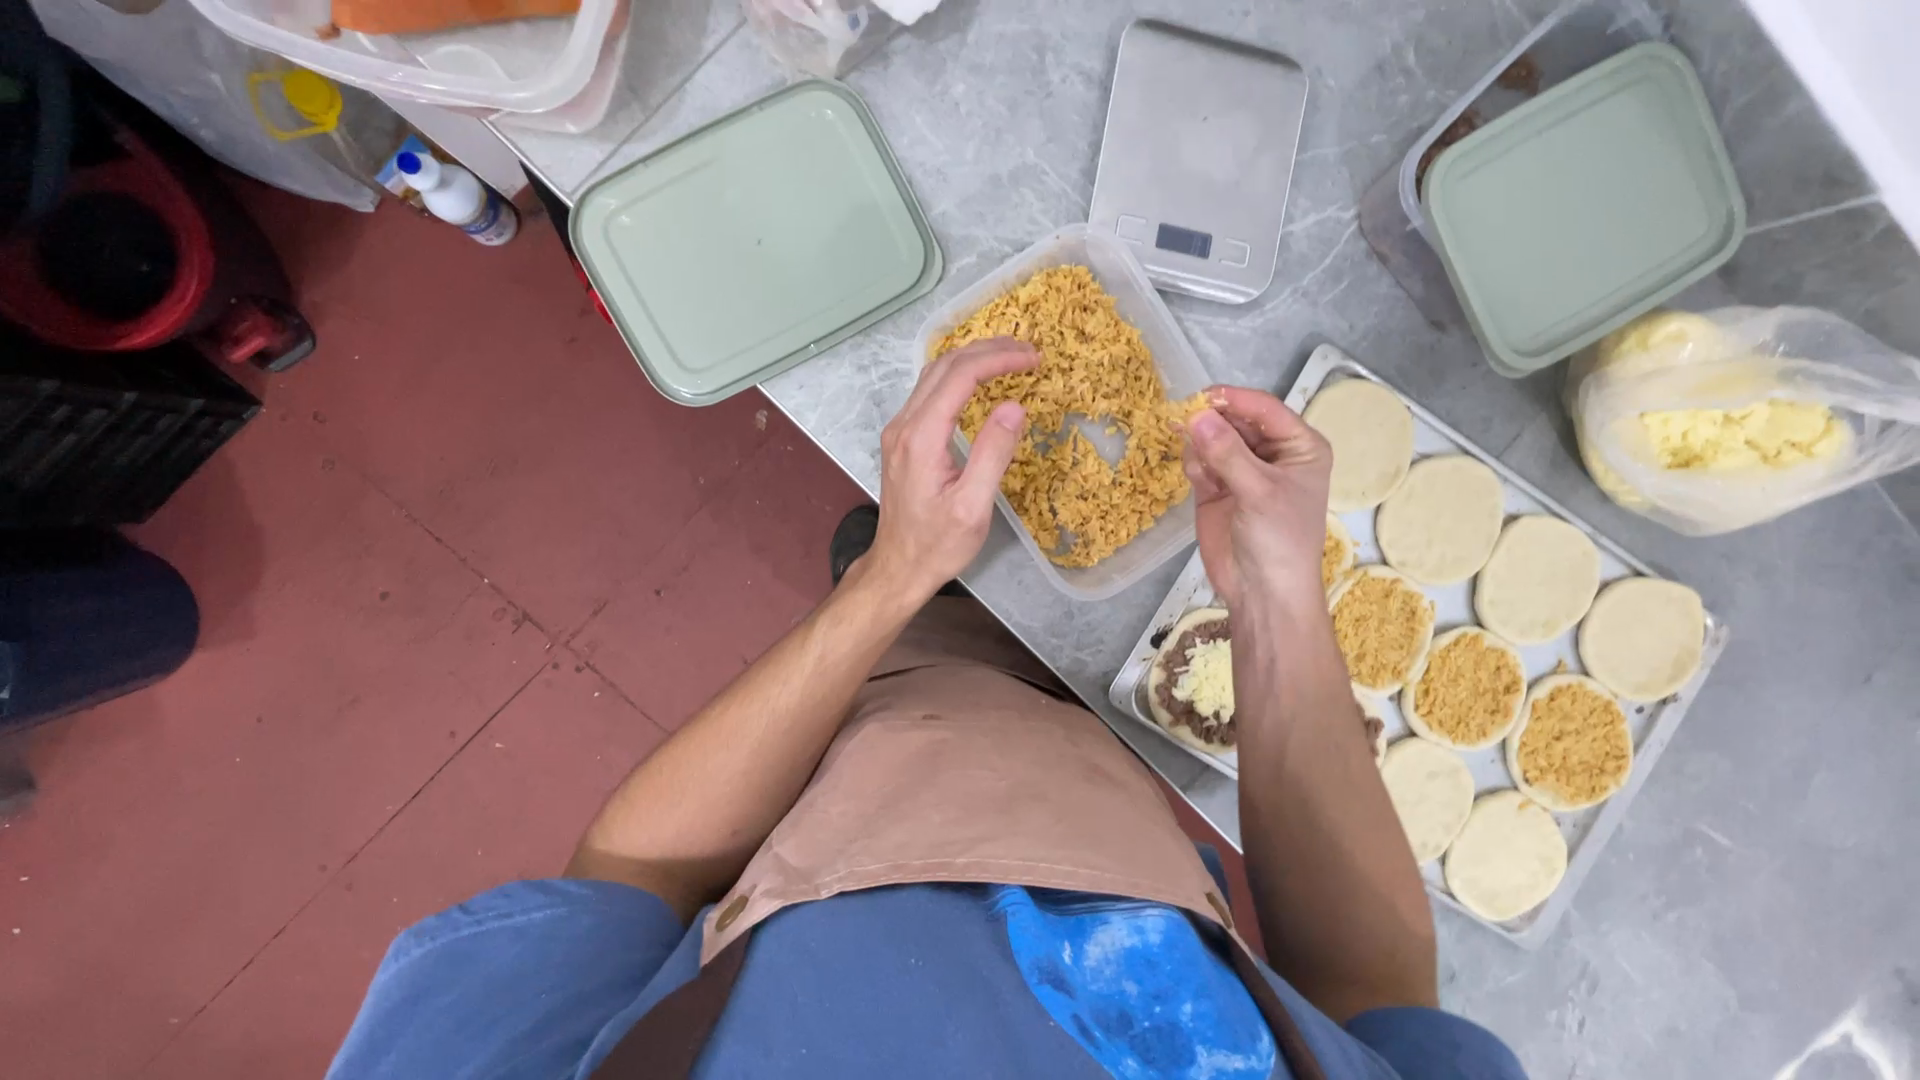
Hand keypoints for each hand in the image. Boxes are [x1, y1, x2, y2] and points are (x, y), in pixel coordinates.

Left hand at [865, 337, 1036, 599]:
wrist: (898, 567)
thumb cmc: (937, 545)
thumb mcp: (972, 507)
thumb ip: (993, 454)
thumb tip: (1014, 407)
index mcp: (921, 438)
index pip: (960, 377)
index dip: (998, 360)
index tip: (1033, 359)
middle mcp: (904, 426)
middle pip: (944, 366)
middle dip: (988, 350)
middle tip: (1029, 351)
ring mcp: (899, 431)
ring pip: (934, 375)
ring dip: (972, 359)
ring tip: (1011, 357)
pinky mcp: (903, 440)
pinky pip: (930, 391)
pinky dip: (959, 377)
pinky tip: (981, 382)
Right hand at [1184, 385, 1332, 612]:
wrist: (1263, 592)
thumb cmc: (1279, 539)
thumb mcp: (1259, 492)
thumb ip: (1227, 452)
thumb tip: (1195, 415)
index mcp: (1299, 447)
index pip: (1265, 410)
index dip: (1235, 400)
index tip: (1202, 396)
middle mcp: (1271, 454)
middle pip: (1236, 421)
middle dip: (1212, 420)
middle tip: (1184, 419)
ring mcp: (1242, 471)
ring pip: (1214, 439)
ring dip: (1200, 442)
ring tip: (1193, 455)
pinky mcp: (1216, 490)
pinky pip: (1201, 462)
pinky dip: (1194, 462)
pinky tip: (1197, 475)